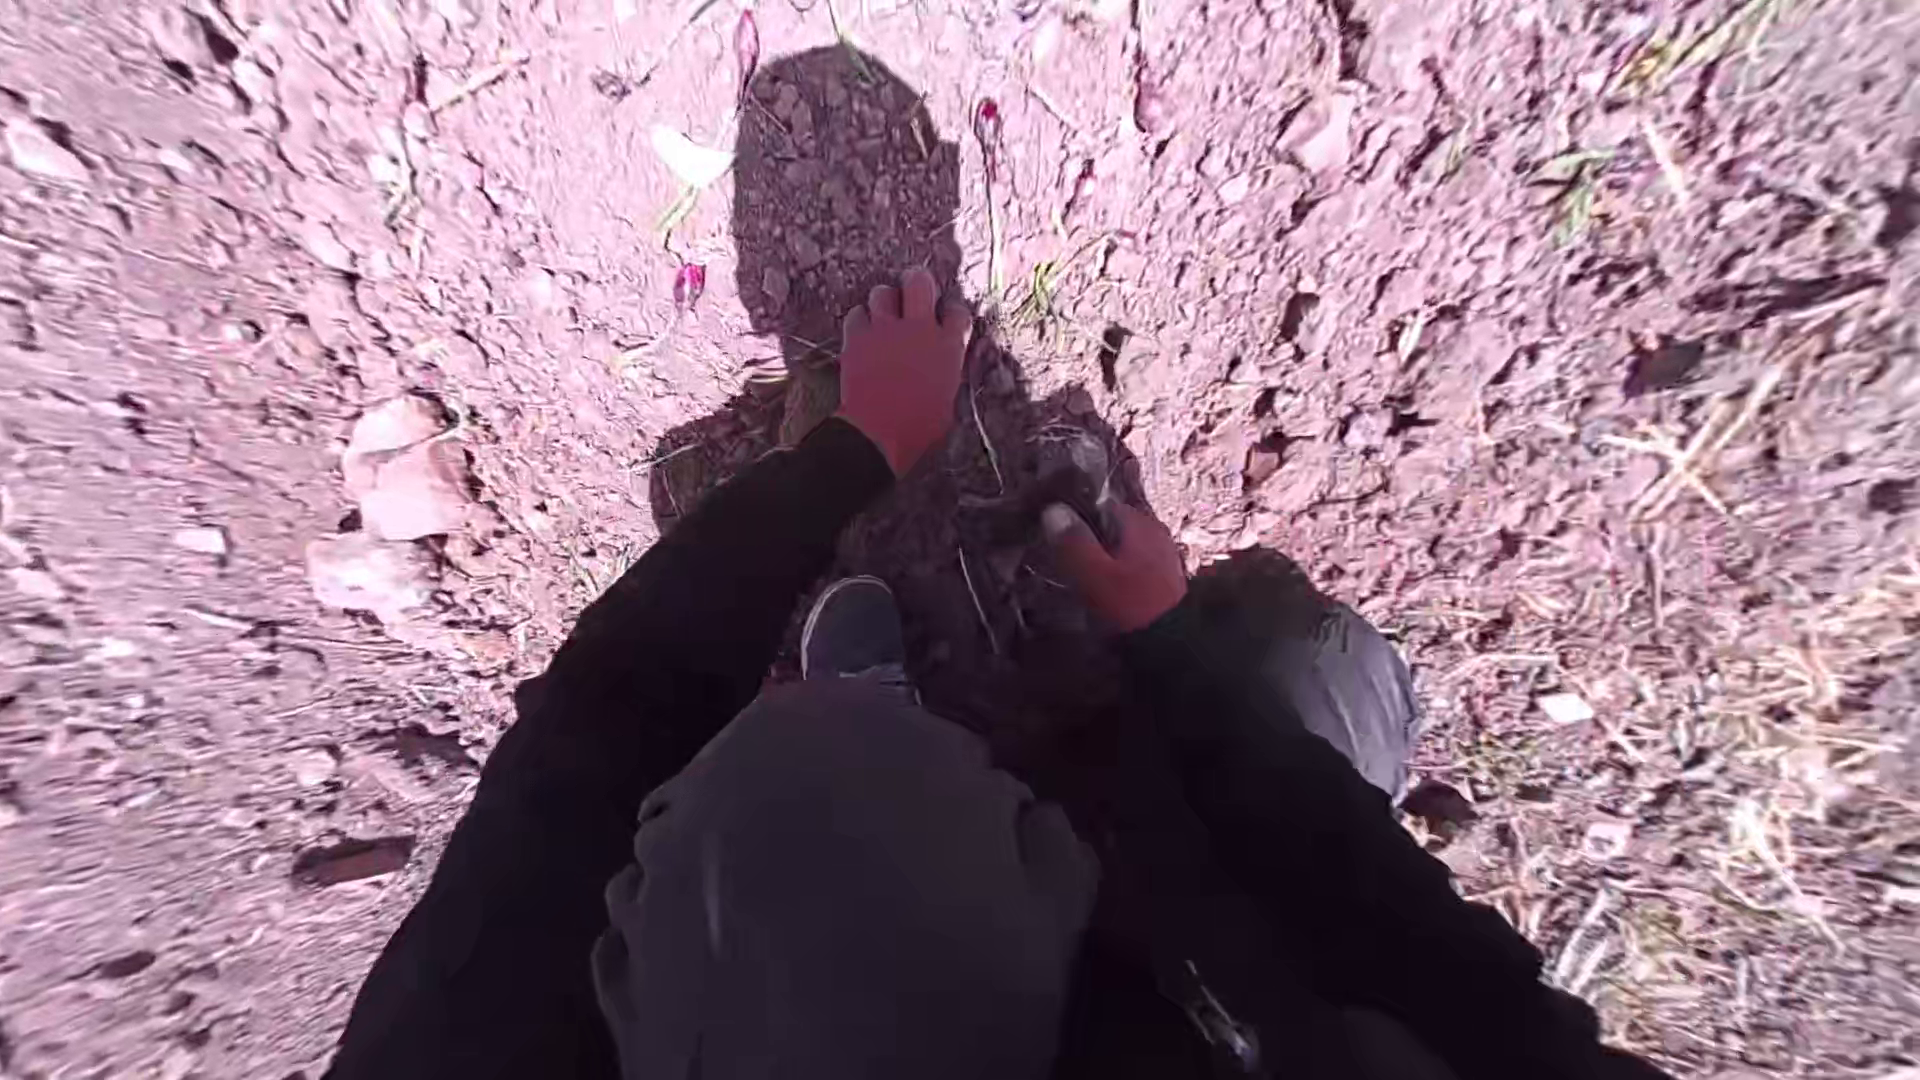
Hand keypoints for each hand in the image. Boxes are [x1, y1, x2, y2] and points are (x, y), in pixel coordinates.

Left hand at [836, 267, 970, 475]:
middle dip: (917, 285)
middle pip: (920, 283)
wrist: (879, 433)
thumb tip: (942, 375)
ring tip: (885, 317)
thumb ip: (945, 377)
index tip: (946, 322)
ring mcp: (886, 330)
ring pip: (882, 292)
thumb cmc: (919, 428)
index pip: (958, 313)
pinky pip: (857, 313)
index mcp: (948, 347)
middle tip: (914, 296)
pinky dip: (861, 320)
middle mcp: (919, 329)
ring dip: (885, 302)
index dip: (952, 315)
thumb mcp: (947, 404)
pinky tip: (864, 333)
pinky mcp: (857, 337)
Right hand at [1042, 500, 1187, 631]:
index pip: (1098, 504)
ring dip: (1103, 555)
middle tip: (1064, 558)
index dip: (1073, 516)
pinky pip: (1132, 561)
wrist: (1174, 644)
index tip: (1053, 535)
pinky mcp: (1165, 575)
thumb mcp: (1092, 574)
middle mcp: (1154, 530)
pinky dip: (1117, 568)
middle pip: (1110, 524)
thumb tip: (1053, 510)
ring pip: (1121, 544)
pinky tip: (1107, 587)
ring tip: (1082, 575)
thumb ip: (1073, 541)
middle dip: (1088, 537)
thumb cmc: (1129, 605)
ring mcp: (1163, 552)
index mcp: (1137, 523)